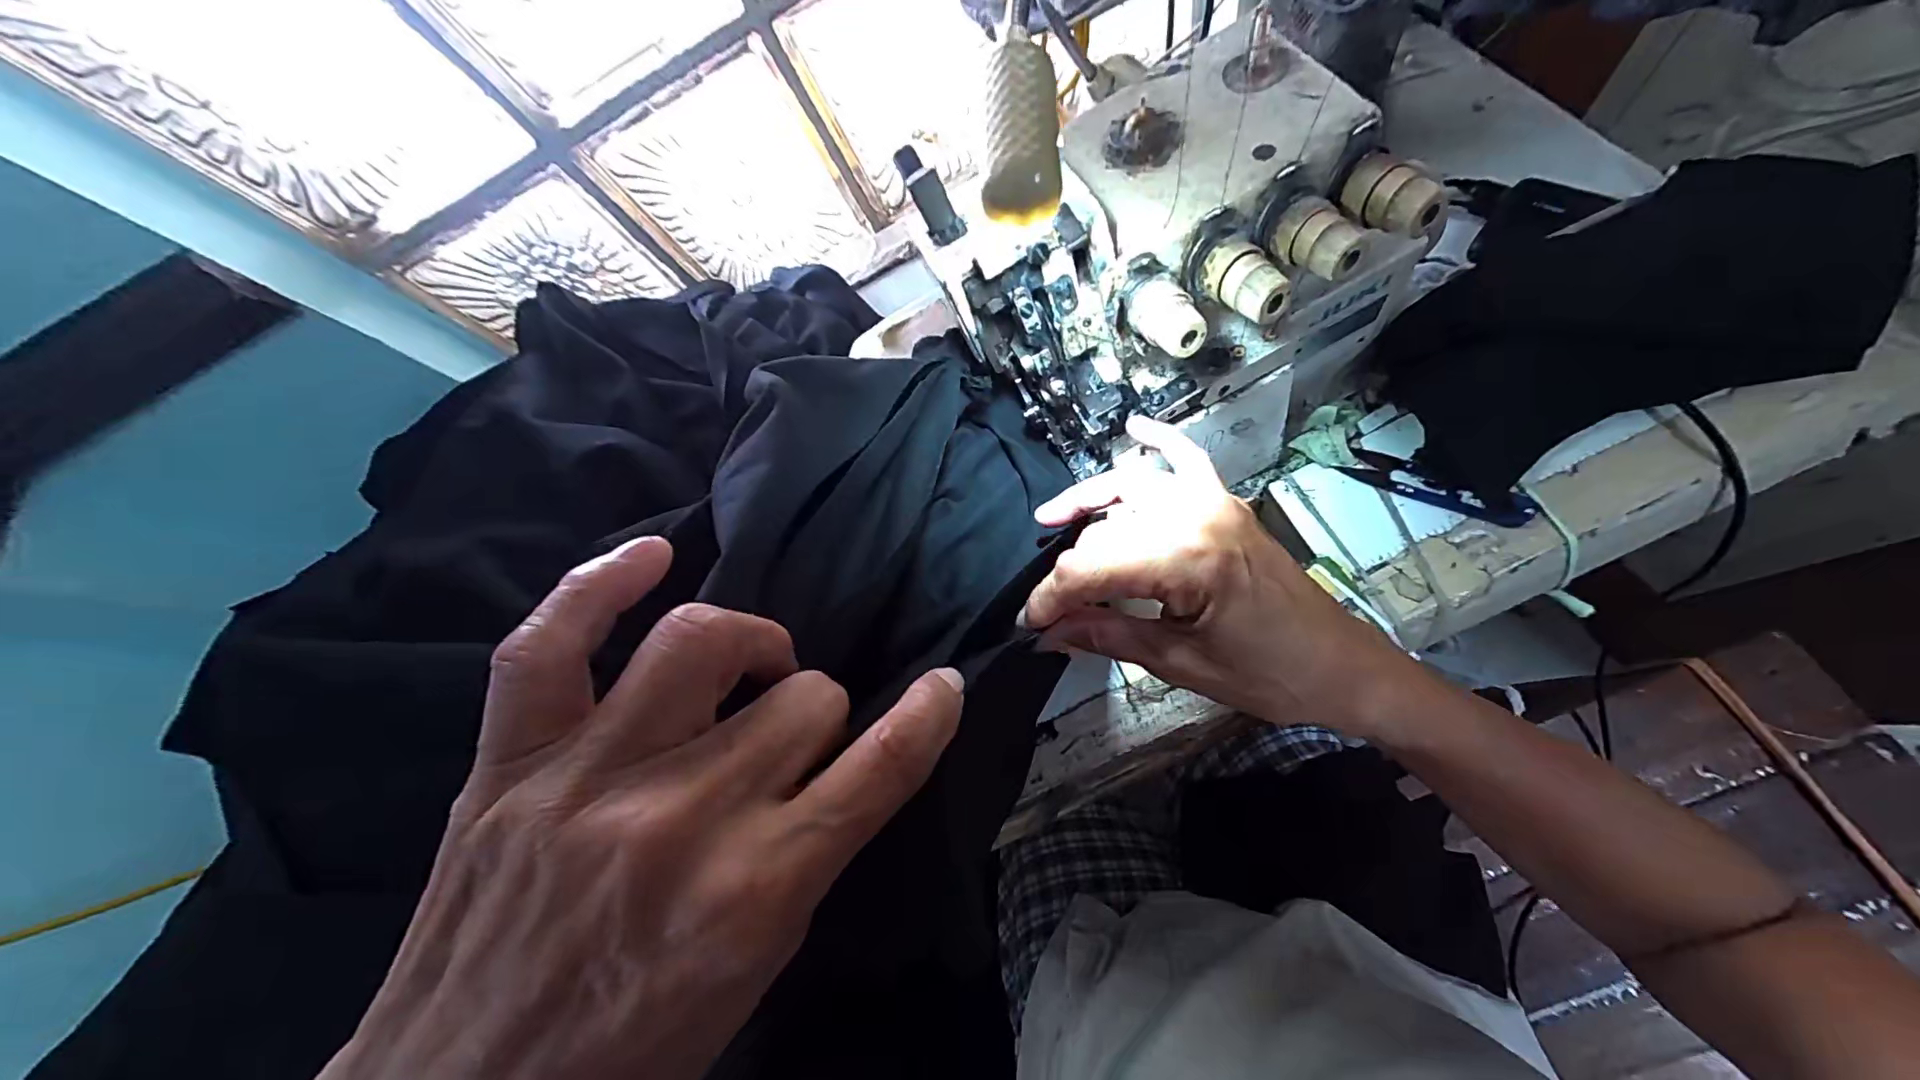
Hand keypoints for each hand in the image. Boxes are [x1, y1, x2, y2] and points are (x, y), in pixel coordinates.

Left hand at [320, 537, 963, 1079]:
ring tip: (745, 670)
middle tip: (791, 740)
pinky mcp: (509, 765)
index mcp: (757, 887)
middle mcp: (680, 818)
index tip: (942, 686)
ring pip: (703, 642)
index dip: (927, 716)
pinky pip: (547, 646)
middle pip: (803, 697)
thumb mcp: (764, 958)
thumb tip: (855, 753)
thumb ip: (816, 846)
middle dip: (815, 711)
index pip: (878, 768)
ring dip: (750, 648)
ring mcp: (586, 780)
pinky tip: (652, 555)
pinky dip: (599, 586)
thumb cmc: (640, 1039)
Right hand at [1022, 414, 1413, 734]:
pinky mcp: (1227, 503)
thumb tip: (1049, 630)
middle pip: (1106, 529)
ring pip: (1133, 485)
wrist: (1340, 666)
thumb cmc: (1267, 675)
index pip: (1092, 567)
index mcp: (1188, 559)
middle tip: (1046, 606)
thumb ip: (1107, 636)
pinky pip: (1188, 459)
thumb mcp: (1178, 662)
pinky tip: (1135, 427)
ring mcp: (1215, 502)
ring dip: (1090, 501)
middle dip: (1066, 568)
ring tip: (1051, 519)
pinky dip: (1161, 441)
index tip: (1030, 623)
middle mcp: (1198, 515)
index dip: (1052, 596)